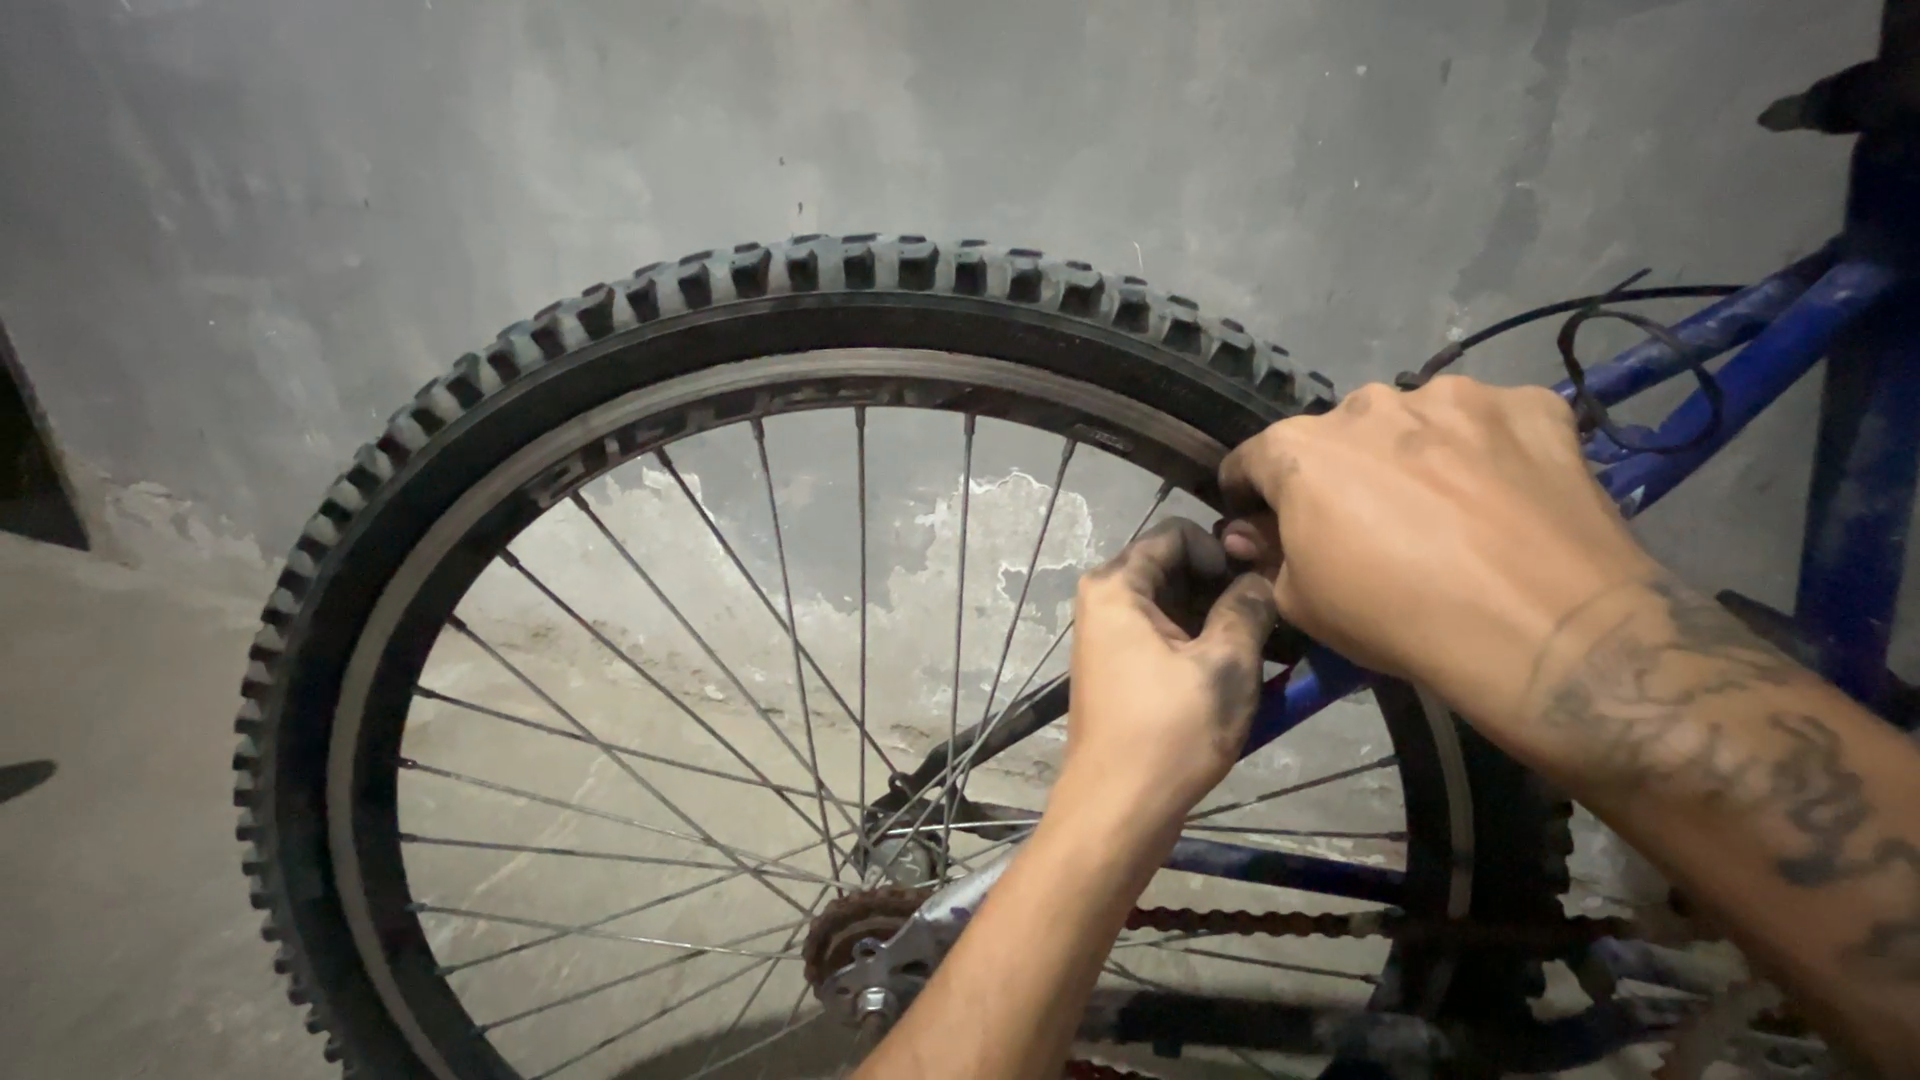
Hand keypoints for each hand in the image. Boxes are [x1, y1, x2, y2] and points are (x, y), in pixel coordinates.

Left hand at [1059, 519, 1276, 829]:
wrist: (1117, 809)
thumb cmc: (1170, 731)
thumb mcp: (1224, 663)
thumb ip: (1247, 607)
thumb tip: (1259, 580)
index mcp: (1116, 584)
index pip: (1178, 533)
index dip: (1225, 552)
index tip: (1260, 586)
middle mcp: (1105, 600)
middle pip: (1176, 569)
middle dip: (1227, 590)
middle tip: (1276, 622)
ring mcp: (1110, 637)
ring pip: (1177, 608)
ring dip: (1222, 623)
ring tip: (1272, 651)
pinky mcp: (1122, 670)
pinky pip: (1167, 640)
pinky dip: (1204, 648)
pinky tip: (1246, 674)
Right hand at [1216, 375, 1658, 733]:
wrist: (1545, 630)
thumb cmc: (1396, 616)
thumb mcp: (1301, 603)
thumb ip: (1267, 554)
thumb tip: (1254, 533)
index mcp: (1298, 449)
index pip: (1249, 460)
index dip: (1249, 497)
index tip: (1265, 525)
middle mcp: (1367, 405)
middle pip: (1334, 437)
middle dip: (1337, 474)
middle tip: (1366, 526)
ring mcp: (1454, 397)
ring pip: (1413, 422)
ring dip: (1410, 454)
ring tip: (1444, 509)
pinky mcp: (1530, 405)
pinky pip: (1488, 422)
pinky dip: (1483, 450)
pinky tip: (1501, 496)